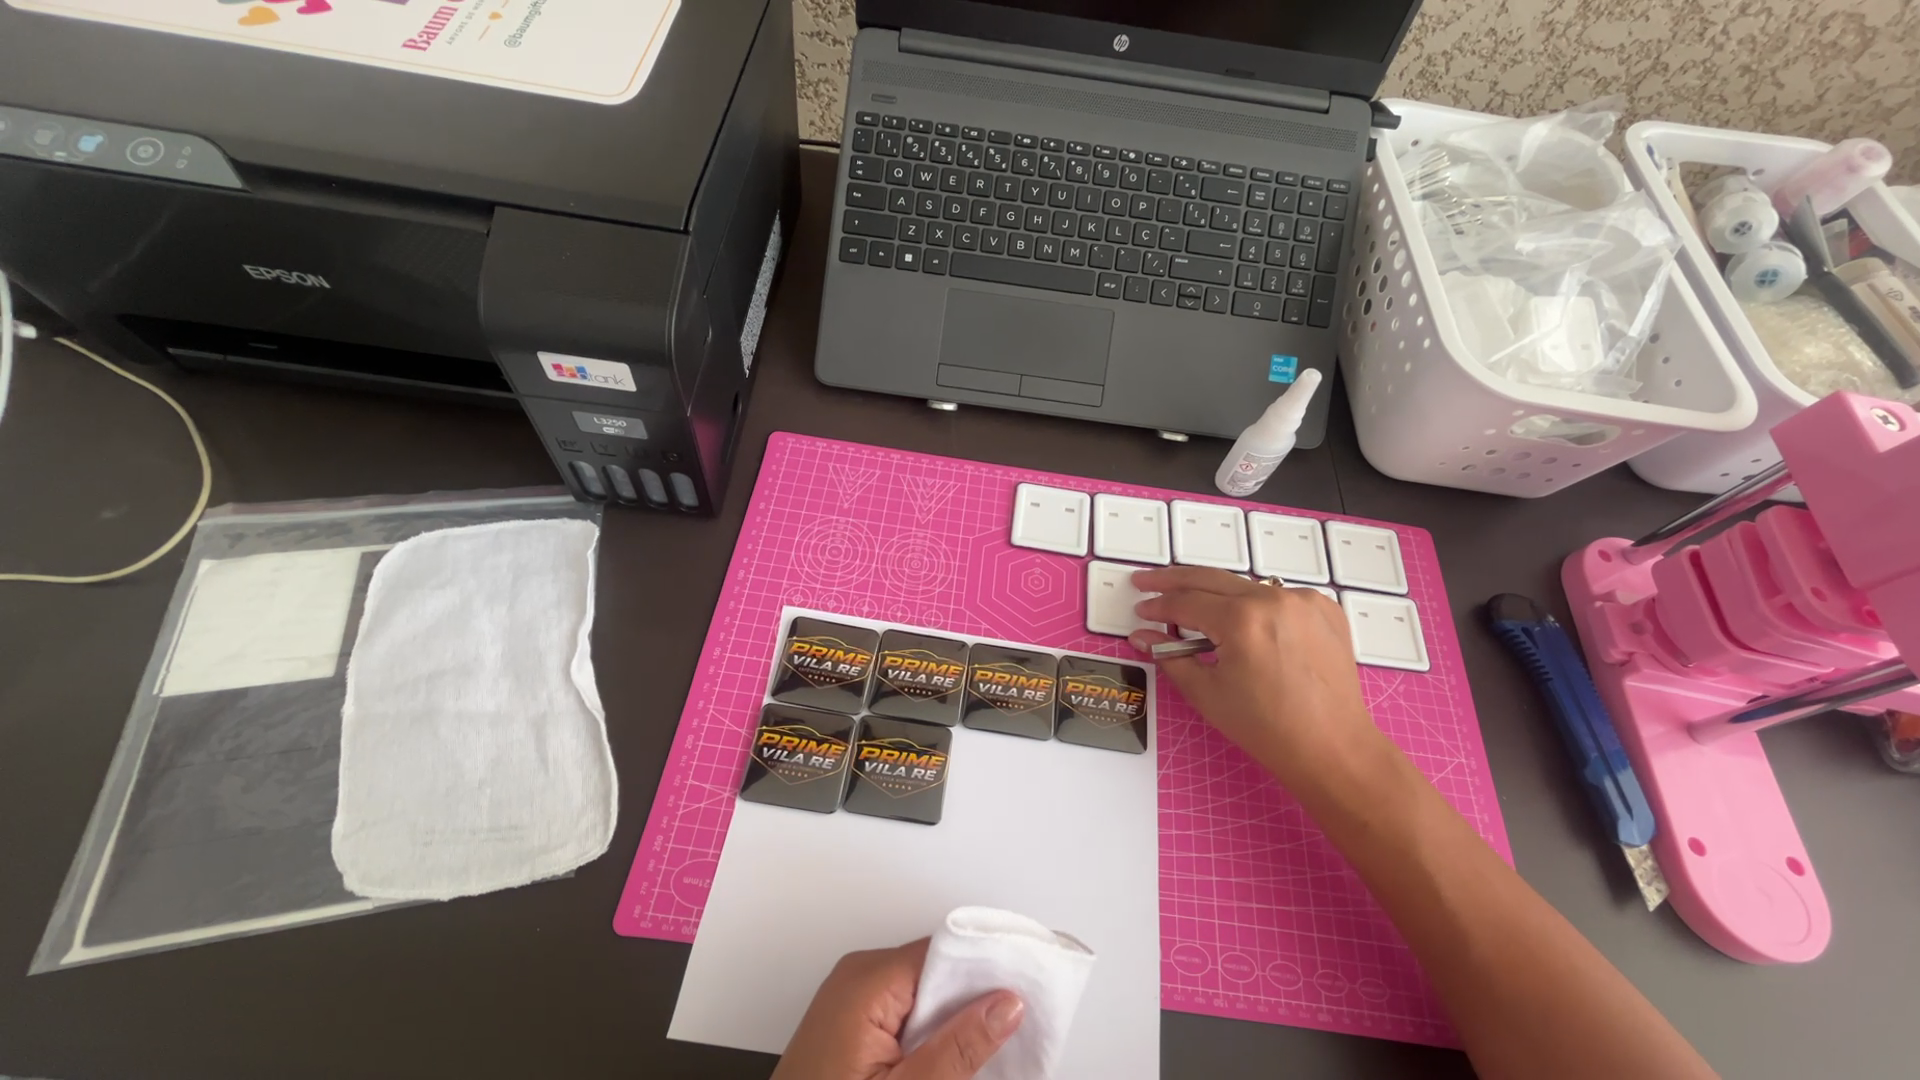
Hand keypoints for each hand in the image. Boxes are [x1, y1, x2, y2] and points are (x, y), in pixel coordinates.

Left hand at [773, 938, 1024, 1079]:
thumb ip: (957, 1047)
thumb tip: (1005, 1003)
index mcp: (868, 980)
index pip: (946, 950)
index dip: (987, 969)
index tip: (1024, 983)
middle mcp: (857, 976)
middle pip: (937, 969)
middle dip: (971, 999)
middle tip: (1008, 1028)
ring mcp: (851, 996)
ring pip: (923, 991)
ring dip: (951, 1018)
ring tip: (976, 1052)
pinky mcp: (851, 1018)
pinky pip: (904, 1006)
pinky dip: (928, 1029)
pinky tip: (943, 1057)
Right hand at [1127, 567, 1377, 774]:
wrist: (1331, 747)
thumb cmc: (1267, 727)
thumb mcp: (1206, 693)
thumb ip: (1169, 656)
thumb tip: (1142, 635)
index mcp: (1241, 620)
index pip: (1185, 601)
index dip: (1157, 606)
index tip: (1141, 609)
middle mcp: (1273, 599)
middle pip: (1210, 579)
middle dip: (1173, 580)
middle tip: (1147, 582)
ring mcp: (1303, 601)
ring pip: (1245, 587)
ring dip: (1215, 593)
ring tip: (1192, 605)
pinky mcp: (1325, 610)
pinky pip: (1277, 597)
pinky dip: (1255, 605)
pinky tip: (1242, 622)